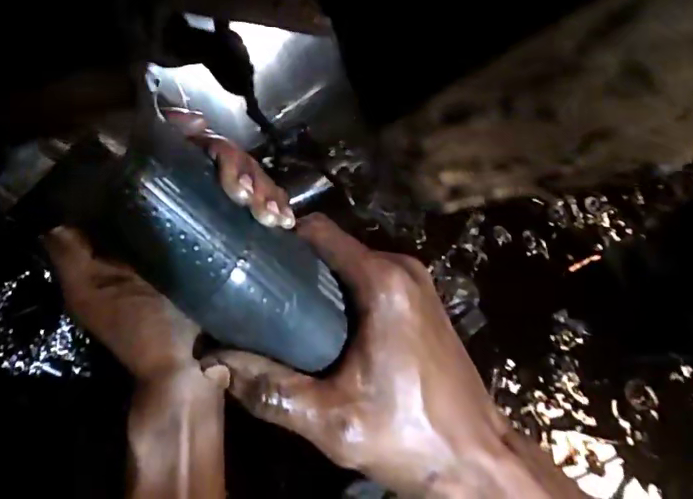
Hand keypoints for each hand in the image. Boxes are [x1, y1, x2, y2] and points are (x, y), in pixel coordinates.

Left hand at [44, 107, 291, 382]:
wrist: (187, 378)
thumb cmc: (140, 333)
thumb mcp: (95, 294)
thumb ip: (74, 254)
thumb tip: (57, 216)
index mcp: (151, 211)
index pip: (168, 152)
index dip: (181, 131)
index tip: (198, 128)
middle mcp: (186, 208)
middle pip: (212, 155)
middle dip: (231, 161)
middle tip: (240, 191)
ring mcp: (220, 222)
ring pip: (244, 173)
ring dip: (258, 181)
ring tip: (264, 209)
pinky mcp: (246, 239)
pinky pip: (265, 203)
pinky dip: (276, 201)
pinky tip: (282, 217)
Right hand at [200, 215, 576, 498]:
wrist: (479, 463)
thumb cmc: (411, 437)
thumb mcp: (332, 422)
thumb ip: (270, 390)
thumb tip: (213, 364)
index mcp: (382, 280)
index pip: (319, 230)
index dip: (281, 238)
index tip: (253, 257)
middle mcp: (401, 266)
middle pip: (334, 245)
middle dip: (297, 263)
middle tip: (262, 292)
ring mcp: (415, 280)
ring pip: (351, 260)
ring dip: (320, 278)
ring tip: (285, 309)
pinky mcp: (421, 298)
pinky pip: (369, 276)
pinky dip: (344, 289)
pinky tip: (323, 324)